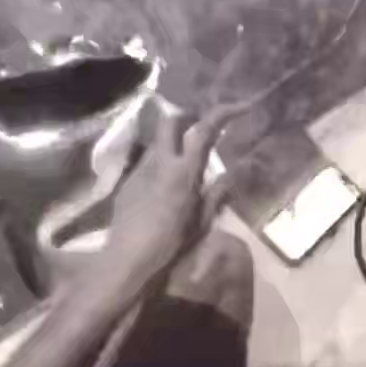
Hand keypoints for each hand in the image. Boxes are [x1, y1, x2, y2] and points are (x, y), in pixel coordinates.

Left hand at [102, 106, 228, 275]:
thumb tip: (227, 178)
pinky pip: (145, 165)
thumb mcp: (201, 224)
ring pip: (156, 143)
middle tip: (198, 126)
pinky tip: (161, 188)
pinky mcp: (126, 183)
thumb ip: (215, 197)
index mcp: (184, 172)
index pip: (204, 130)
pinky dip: (157, 166)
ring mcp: (138, 170)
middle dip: (185, 116)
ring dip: (170, 144)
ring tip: (181, 161)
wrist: (127, 260)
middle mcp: (159, 163)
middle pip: (170, 121)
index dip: (223, 113)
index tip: (240, 106)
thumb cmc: (170, 246)